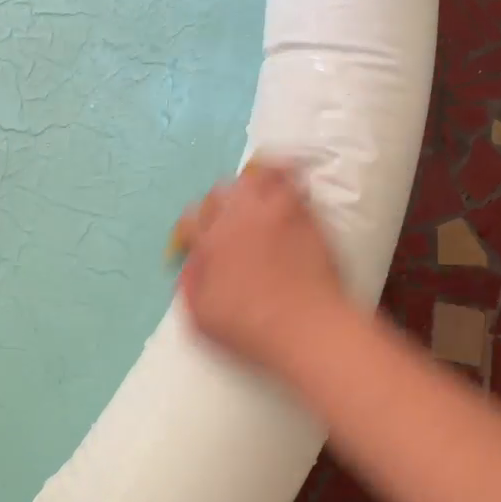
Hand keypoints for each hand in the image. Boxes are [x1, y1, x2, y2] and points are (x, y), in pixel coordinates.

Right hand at [174, 159, 348, 371]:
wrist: (312, 329)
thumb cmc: (253, 329)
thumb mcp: (203, 319)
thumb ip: (189, 286)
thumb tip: (188, 265)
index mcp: (210, 240)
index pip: (189, 220)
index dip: (190, 232)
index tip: (197, 245)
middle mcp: (238, 216)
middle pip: (219, 193)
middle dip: (218, 207)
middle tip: (226, 224)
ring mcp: (273, 209)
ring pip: (253, 177)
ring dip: (249, 185)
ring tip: (254, 195)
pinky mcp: (304, 211)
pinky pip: (291, 177)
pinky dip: (284, 171)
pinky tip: (286, 177)